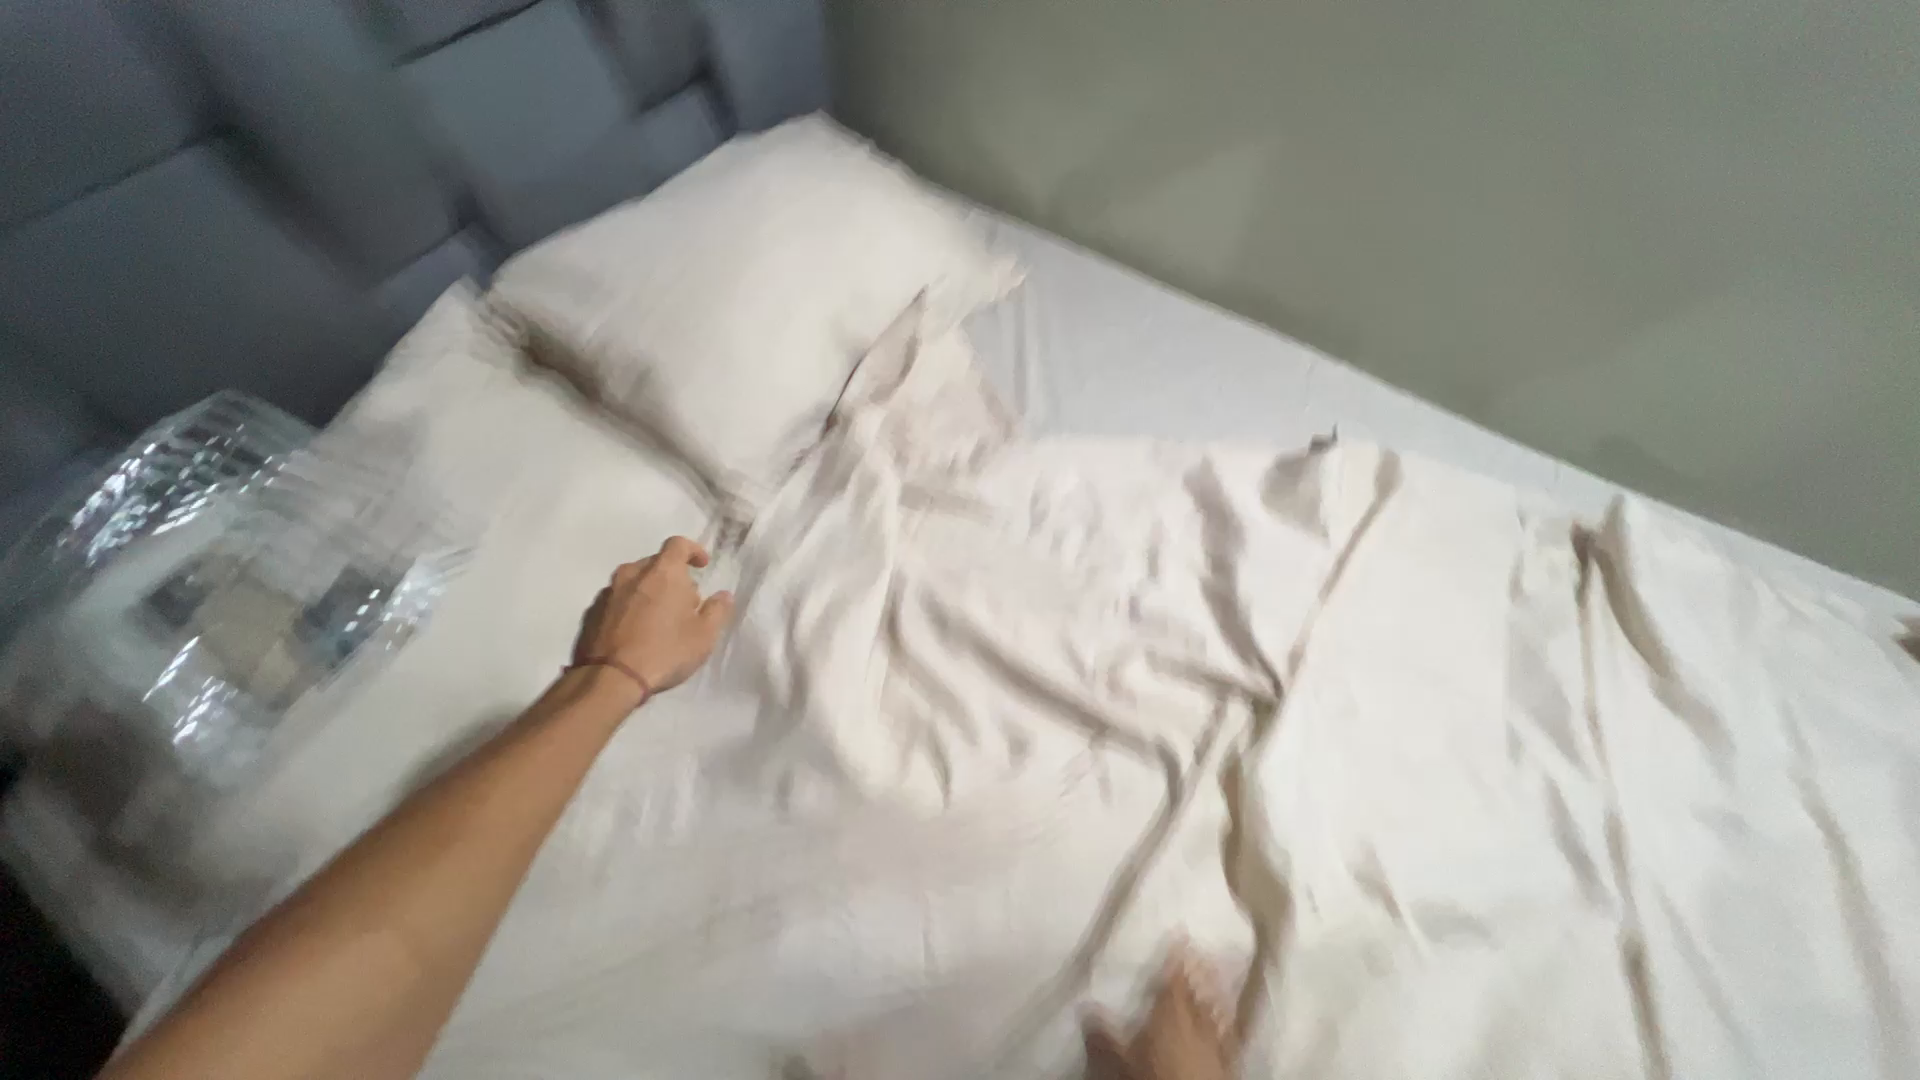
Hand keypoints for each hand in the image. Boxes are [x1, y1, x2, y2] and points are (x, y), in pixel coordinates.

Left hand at [573, 536, 733, 697]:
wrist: (610, 678)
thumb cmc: (665, 651)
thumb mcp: (704, 635)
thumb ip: (717, 610)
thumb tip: (723, 595)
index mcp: (663, 572)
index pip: (678, 544)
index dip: (693, 550)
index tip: (702, 566)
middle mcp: (633, 574)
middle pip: (656, 563)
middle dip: (673, 577)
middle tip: (684, 602)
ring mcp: (609, 592)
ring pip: (635, 581)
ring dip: (650, 591)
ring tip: (659, 618)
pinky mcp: (592, 611)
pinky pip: (617, 599)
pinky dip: (630, 606)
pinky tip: (636, 631)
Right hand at [1084, 943, 1238, 1079]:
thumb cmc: (1155, 1077)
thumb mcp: (1123, 1059)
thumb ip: (1106, 1033)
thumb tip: (1084, 1006)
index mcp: (1169, 1014)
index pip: (1173, 979)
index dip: (1176, 955)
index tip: (1181, 932)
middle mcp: (1194, 1020)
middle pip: (1197, 988)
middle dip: (1198, 967)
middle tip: (1202, 945)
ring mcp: (1215, 1039)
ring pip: (1215, 1006)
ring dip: (1216, 986)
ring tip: (1218, 969)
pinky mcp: (1227, 1059)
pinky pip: (1229, 1031)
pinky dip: (1229, 1017)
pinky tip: (1231, 1012)